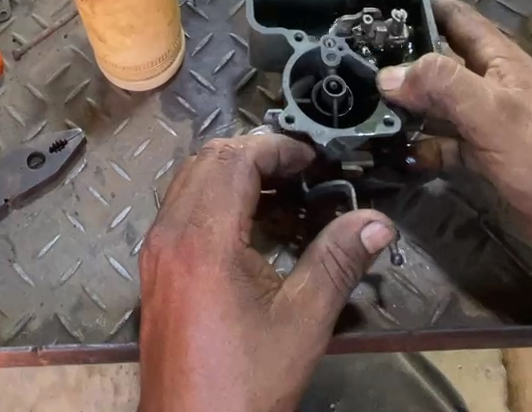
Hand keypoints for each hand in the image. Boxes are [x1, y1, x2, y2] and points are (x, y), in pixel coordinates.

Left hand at [138, 133, 394, 411]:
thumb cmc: (245, 383)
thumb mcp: (301, 322)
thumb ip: (336, 262)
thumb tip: (376, 222)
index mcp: (203, 239)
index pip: (235, 160)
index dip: (275, 148)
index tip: (310, 158)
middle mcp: (171, 232)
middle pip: (209, 158)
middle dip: (255, 152)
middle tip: (299, 169)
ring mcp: (157, 248)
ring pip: (191, 177)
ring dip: (232, 170)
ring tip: (280, 189)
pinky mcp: (155, 264)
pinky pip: (181, 204)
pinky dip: (214, 193)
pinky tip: (250, 220)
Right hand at [377, 0, 531, 271]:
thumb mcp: (493, 111)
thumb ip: (440, 84)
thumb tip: (386, 75)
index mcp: (498, 59)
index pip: (452, 16)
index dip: (417, 4)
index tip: (372, 5)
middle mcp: (488, 83)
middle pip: (436, 60)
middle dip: (398, 57)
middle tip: (349, 59)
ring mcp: (484, 122)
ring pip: (433, 102)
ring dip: (402, 104)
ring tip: (357, 104)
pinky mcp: (481, 157)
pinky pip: (439, 143)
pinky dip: (416, 145)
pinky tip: (389, 151)